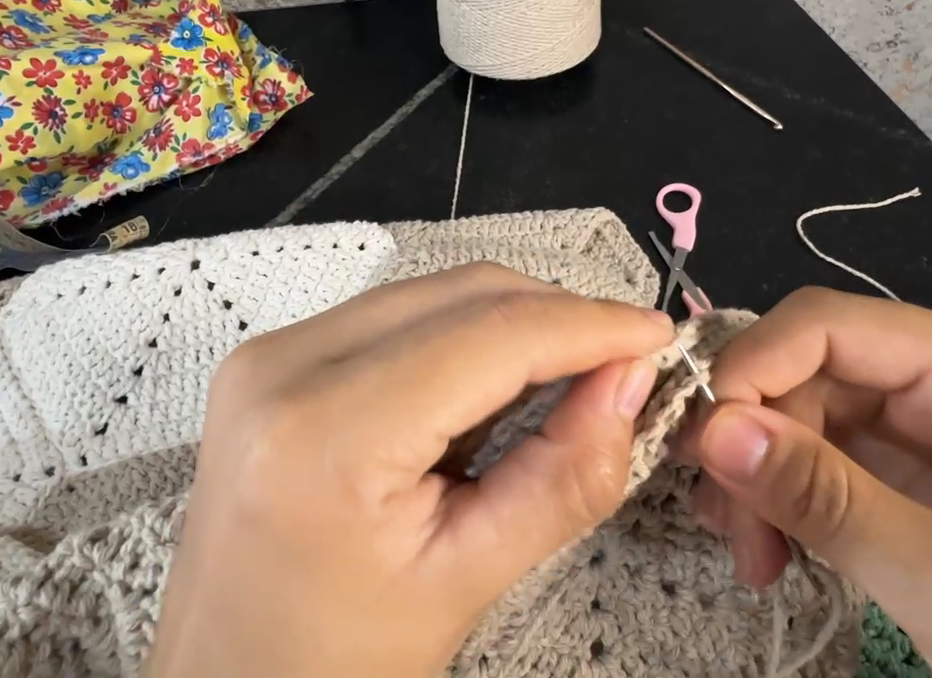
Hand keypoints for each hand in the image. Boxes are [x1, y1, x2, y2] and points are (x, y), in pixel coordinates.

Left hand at [149, 263, 673, 677]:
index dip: (588, 326)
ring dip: (516, 321)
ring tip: (569, 375)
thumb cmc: (339, 667)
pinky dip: (467, 333)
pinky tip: (495, 384)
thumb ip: (565, 477)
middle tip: (623, 361)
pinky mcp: (276, 353)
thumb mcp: (468, 583)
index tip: (658, 335)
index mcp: (327, 433)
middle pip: (464, 294)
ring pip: (436, 291)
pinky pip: (402, 313)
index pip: (491, 338)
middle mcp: (287, 363)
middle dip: (558, 317)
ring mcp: (273, 350)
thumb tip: (632, 380)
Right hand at [679, 287, 931, 677]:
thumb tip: (714, 432)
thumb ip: (831, 504)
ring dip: (756, 475)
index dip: (754, 364)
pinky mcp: (895, 460)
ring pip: (793, 407)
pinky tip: (769, 549)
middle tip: (730, 527)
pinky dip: (774, 495)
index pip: (831, 323)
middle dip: (754, 438)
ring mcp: (916, 416)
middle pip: (804, 365)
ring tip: (753, 556)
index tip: (706, 446)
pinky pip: (807, 450)